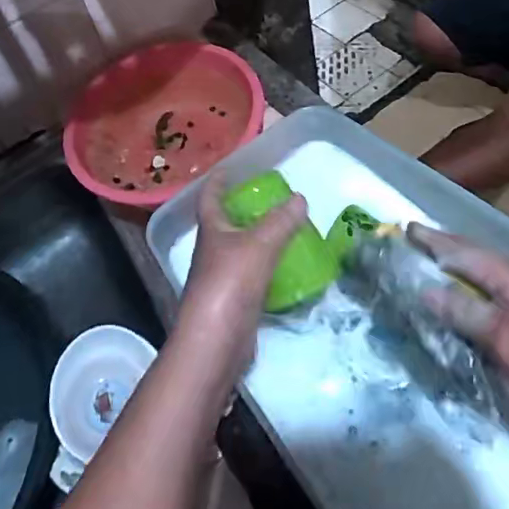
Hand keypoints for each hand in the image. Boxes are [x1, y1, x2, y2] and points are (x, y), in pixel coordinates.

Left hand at [184, 171, 306, 325]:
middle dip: (242, 209)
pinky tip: (288, 268)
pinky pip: (253, 274)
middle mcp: (212, 250)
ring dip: (258, 238)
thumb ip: (279, 223)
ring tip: (286, 229)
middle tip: (270, 198)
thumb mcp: (258, 247)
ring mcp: (222, 276)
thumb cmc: (229, 284)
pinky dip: (268, 266)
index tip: (230, 167)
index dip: (217, 180)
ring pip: (240, 249)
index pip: (209, 196)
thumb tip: (299, 197)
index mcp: (210, 229)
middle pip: (224, 222)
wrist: (216, 341)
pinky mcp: (235, 300)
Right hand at [408, 225, 508, 410]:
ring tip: (446, 267)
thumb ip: (461, 311)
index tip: (408, 228)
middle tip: (423, 240)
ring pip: (498, 276)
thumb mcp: (499, 338)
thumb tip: (427, 290)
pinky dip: (486, 289)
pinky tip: (482, 300)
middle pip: (485, 259)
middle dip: (452, 249)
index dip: (435, 241)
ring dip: (470, 269)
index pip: (467, 252)